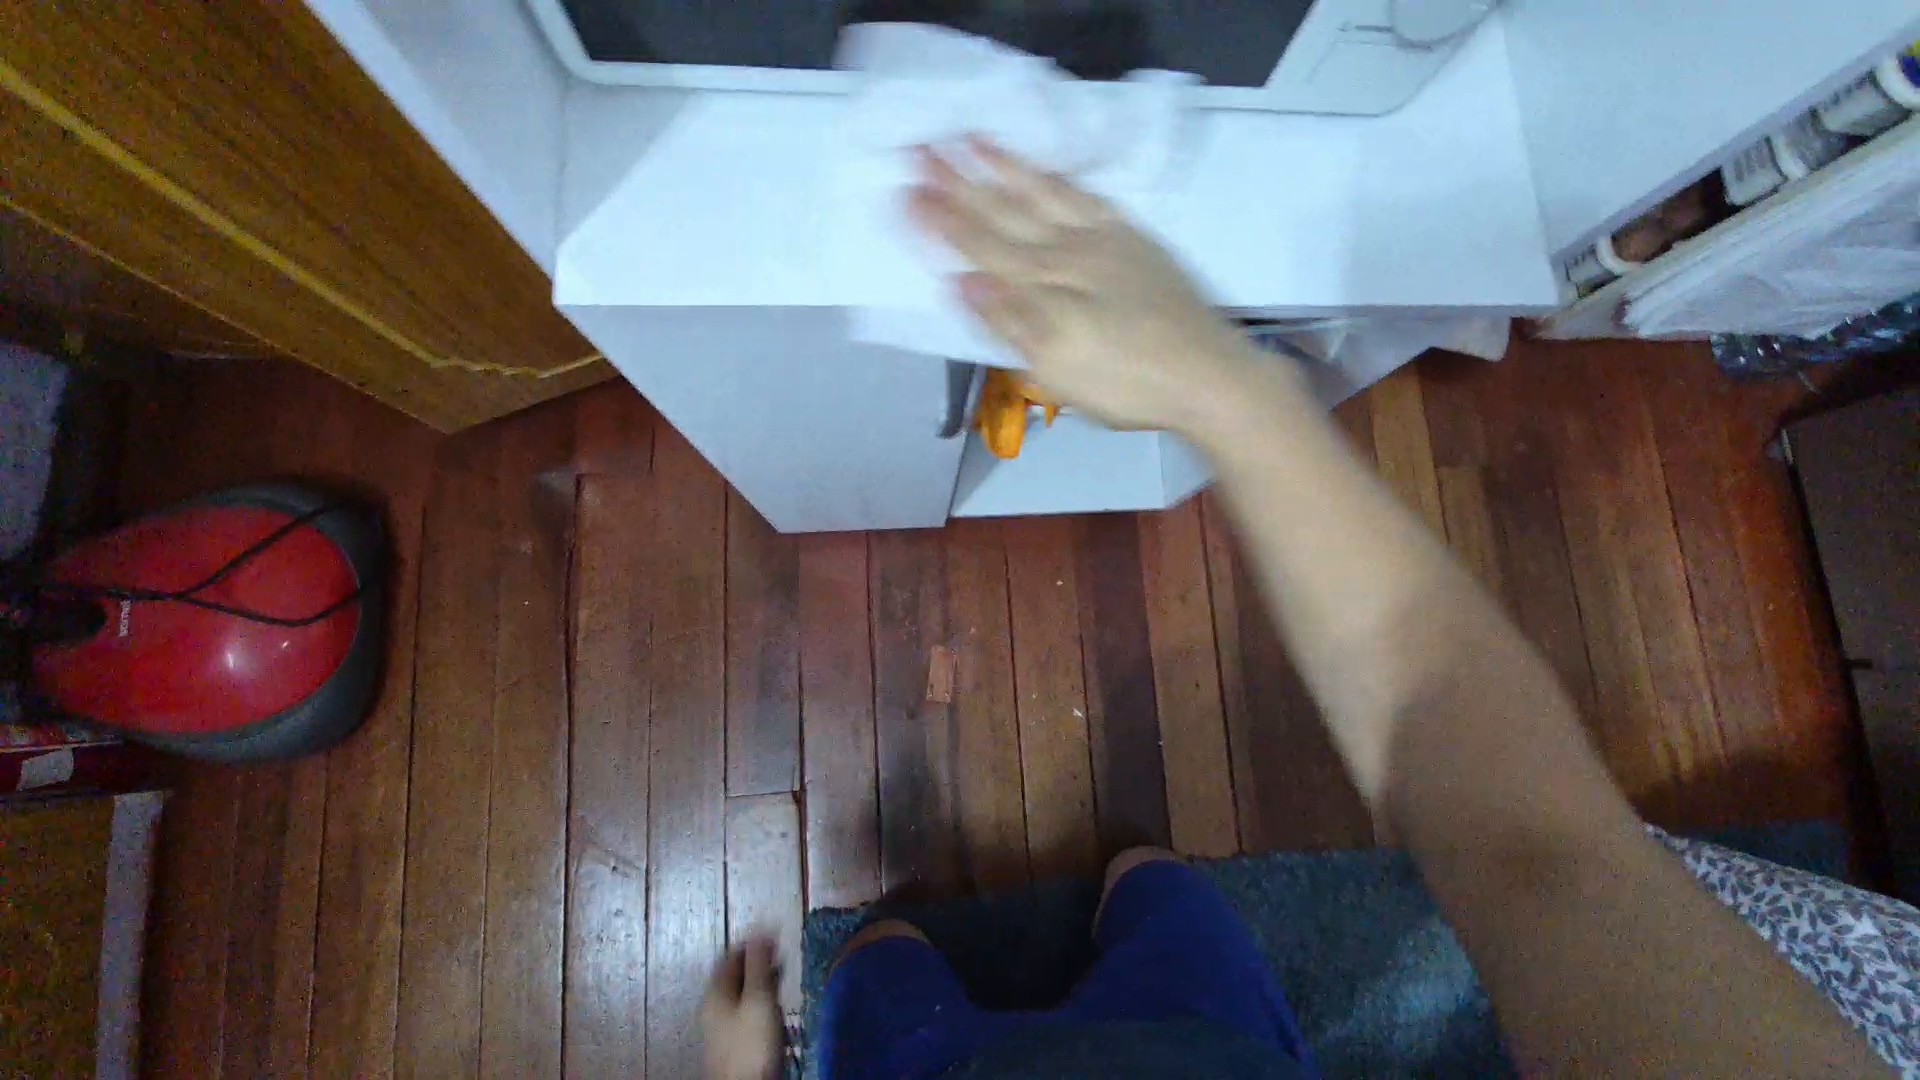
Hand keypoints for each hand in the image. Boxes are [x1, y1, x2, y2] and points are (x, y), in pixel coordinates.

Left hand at [700, 937, 784, 1079]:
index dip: (753, 940)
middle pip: (735, 971)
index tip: (776, 934)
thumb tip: (759, 928)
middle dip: (758, 959)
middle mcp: (714, 1004)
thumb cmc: (752, 1041)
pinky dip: (759, 996)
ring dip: (760, 978)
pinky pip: (744, 1006)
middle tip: (781, 953)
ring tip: (782, 975)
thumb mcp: (758, 997)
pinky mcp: (732, 1037)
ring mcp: (721, 1023)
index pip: (731, 953)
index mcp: (716, 991)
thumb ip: (758, 962)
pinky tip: (774, 1003)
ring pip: (741, 989)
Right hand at [908, 137, 1271, 434]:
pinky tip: (1046, 173)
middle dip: (960, 185)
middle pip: (1006, 214)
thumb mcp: (1057, 366)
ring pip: (1045, 197)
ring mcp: (1106, 243)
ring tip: (973, 141)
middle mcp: (1069, 253)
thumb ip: (1009, 321)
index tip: (907, 192)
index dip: (943, 222)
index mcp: (1044, 288)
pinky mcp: (1136, 244)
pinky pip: (1090, 200)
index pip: (982, 248)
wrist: (1206, 377)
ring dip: (1007, 170)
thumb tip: (960, 280)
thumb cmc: (1125, 384)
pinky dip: (1062, 183)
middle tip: (923, 149)